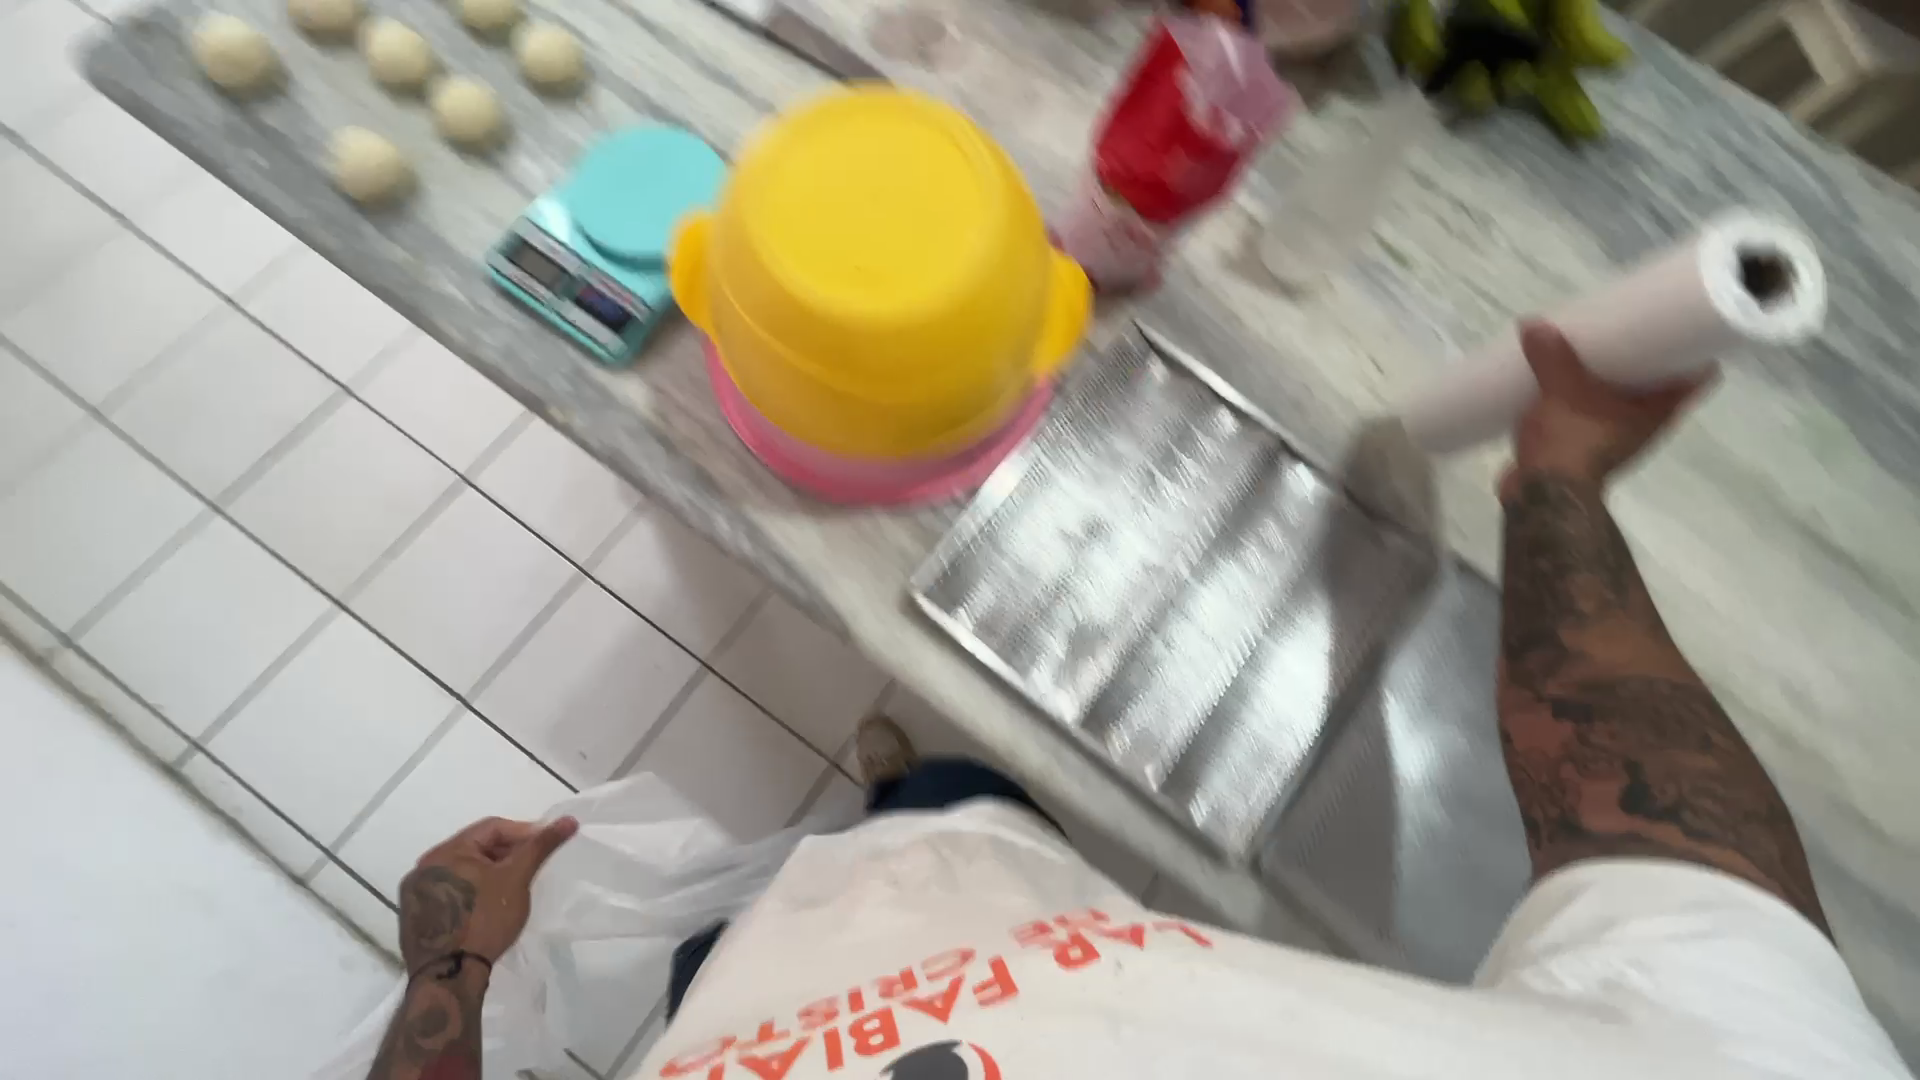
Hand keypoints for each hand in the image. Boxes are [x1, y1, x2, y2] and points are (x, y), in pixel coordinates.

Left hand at [397, 815, 578, 971]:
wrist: (449, 977)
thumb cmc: (485, 919)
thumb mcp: (518, 876)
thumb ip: (542, 844)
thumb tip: (569, 819)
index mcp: (444, 852)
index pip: (493, 828)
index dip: (525, 833)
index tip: (545, 848)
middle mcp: (423, 869)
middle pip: (477, 847)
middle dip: (508, 853)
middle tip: (531, 866)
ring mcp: (415, 895)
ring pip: (465, 870)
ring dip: (491, 871)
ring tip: (514, 886)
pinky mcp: (416, 917)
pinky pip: (452, 890)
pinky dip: (474, 890)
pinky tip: (490, 904)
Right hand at [1502, 320, 1712, 498]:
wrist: (1542, 495)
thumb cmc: (1573, 441)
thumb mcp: (1562, 392)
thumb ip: (1551, 358)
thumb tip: (1534, 322)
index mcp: (1661, 409)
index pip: (1699, 375)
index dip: (1694, 349)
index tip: (1681, 326)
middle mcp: (1645, 425)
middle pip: (1657, 386)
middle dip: (1642, 362)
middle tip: (1625, 334)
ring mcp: (1613, 441)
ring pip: (1620, 404)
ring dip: (1607, 386)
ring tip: (1586, 360)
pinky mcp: (1582, 452)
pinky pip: (1587, 419)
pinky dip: (1578, 407)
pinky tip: (1557, 395)